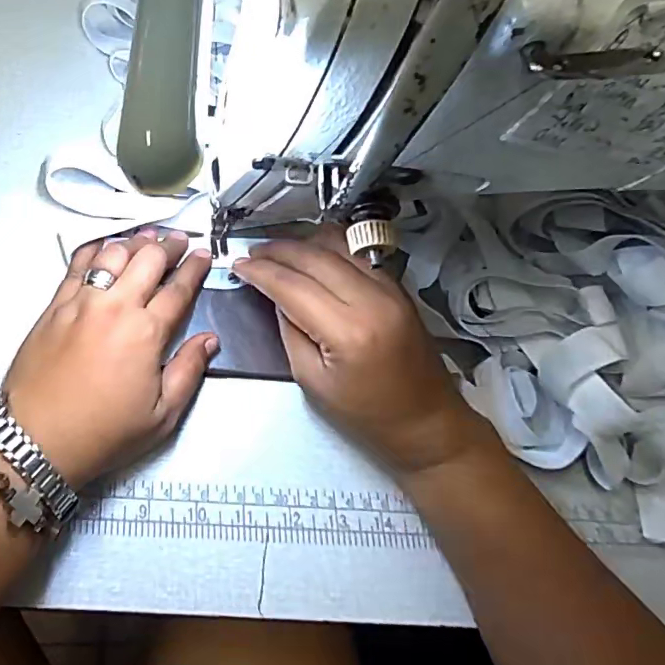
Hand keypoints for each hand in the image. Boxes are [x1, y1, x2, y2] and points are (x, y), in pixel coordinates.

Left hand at [1, 230, 217, 488]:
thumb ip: (189, 371)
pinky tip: (106, 246)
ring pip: (113, 254)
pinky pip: (76, 264)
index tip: (204, 255)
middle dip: (169, 245)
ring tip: (148, 239)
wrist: (32, 442)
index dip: (195, 267)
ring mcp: (82, 302)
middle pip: (148, 259)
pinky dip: (95, 249)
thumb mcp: (161, 416)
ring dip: (135, 242)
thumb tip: (210, 339)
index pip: (179, 288)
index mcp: (146, 333)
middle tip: (180, 241)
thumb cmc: (103, 433)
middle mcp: (116, 307)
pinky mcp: (54, 306)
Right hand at [234, 228, 490, 476]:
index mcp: (348, 331)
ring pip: (338, 246)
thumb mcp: (313, 382)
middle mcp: (372, 299)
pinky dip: (329, 249)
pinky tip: (312, 255)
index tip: (238, 265)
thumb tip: (276, 296)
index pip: (293, 286)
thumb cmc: (368, 414)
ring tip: (277, 251)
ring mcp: (389, 288)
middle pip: (314, 257)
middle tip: (252, 254)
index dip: (261, 272)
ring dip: (303, 243)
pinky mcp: (397, 286)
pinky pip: (357, 255)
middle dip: (278, 251)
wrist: (426, 420)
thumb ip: (290, 333)